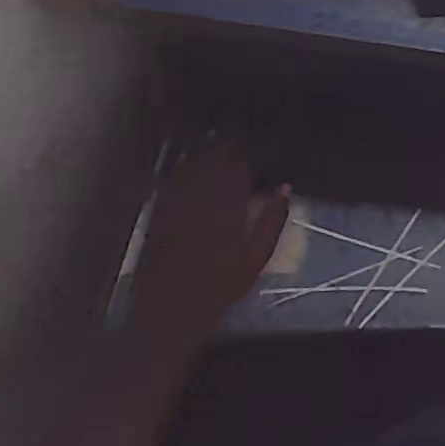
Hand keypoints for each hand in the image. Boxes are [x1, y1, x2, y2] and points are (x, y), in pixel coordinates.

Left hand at [130, 139, 289, 339]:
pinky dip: (180, 168)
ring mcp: (178, 202)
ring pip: (193, 166)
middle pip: (216, 161)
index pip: (241, 168)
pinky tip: (185, 162)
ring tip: (214, 141)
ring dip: (204, 152)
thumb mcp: (257, 257)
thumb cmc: (222, 285)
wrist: (172, 306)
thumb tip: (285, 189)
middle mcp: (203, 197)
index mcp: (230, 206)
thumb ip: (272, 220)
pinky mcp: (159, 210)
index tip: (253, 148)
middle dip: (226, 147)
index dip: (247, 155)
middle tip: (234, 139)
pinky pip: (171, 180)